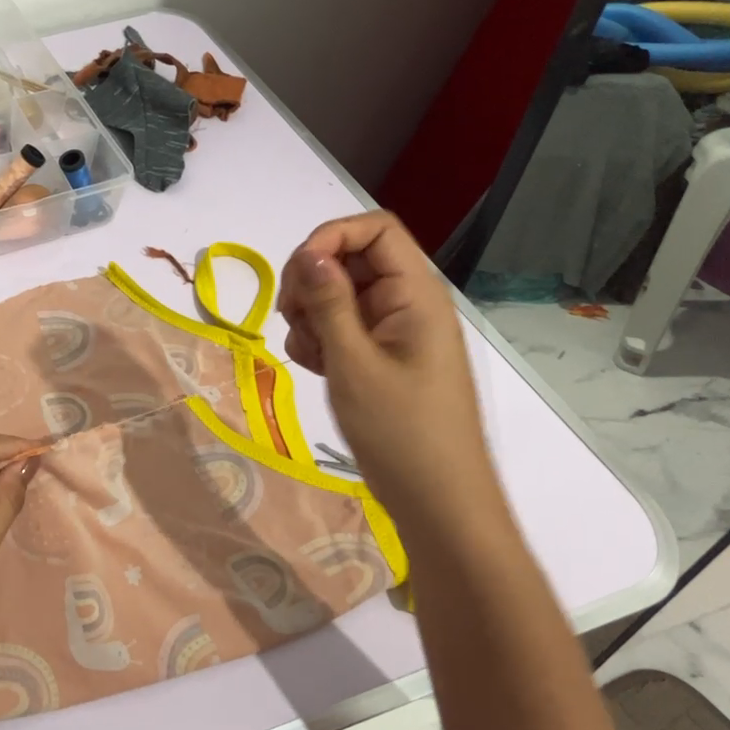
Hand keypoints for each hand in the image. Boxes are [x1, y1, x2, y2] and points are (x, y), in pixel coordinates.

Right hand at [276, 211, 495, 515]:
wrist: (435, 499)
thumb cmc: (400, 431)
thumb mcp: (354, 363)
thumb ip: (329, 302)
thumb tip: (308, 252)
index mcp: (415, 295)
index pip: (374, 230)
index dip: (329, 238)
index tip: (297, 276)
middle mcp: (407, 303)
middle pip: (349, 260)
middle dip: (311, 282)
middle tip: (293, 320)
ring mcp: (394, 330)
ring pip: (337, 295)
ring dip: (310, 316)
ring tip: (311, 356)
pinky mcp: (381, 355)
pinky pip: (340, 327)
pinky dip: (319, 341)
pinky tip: (317, 370)